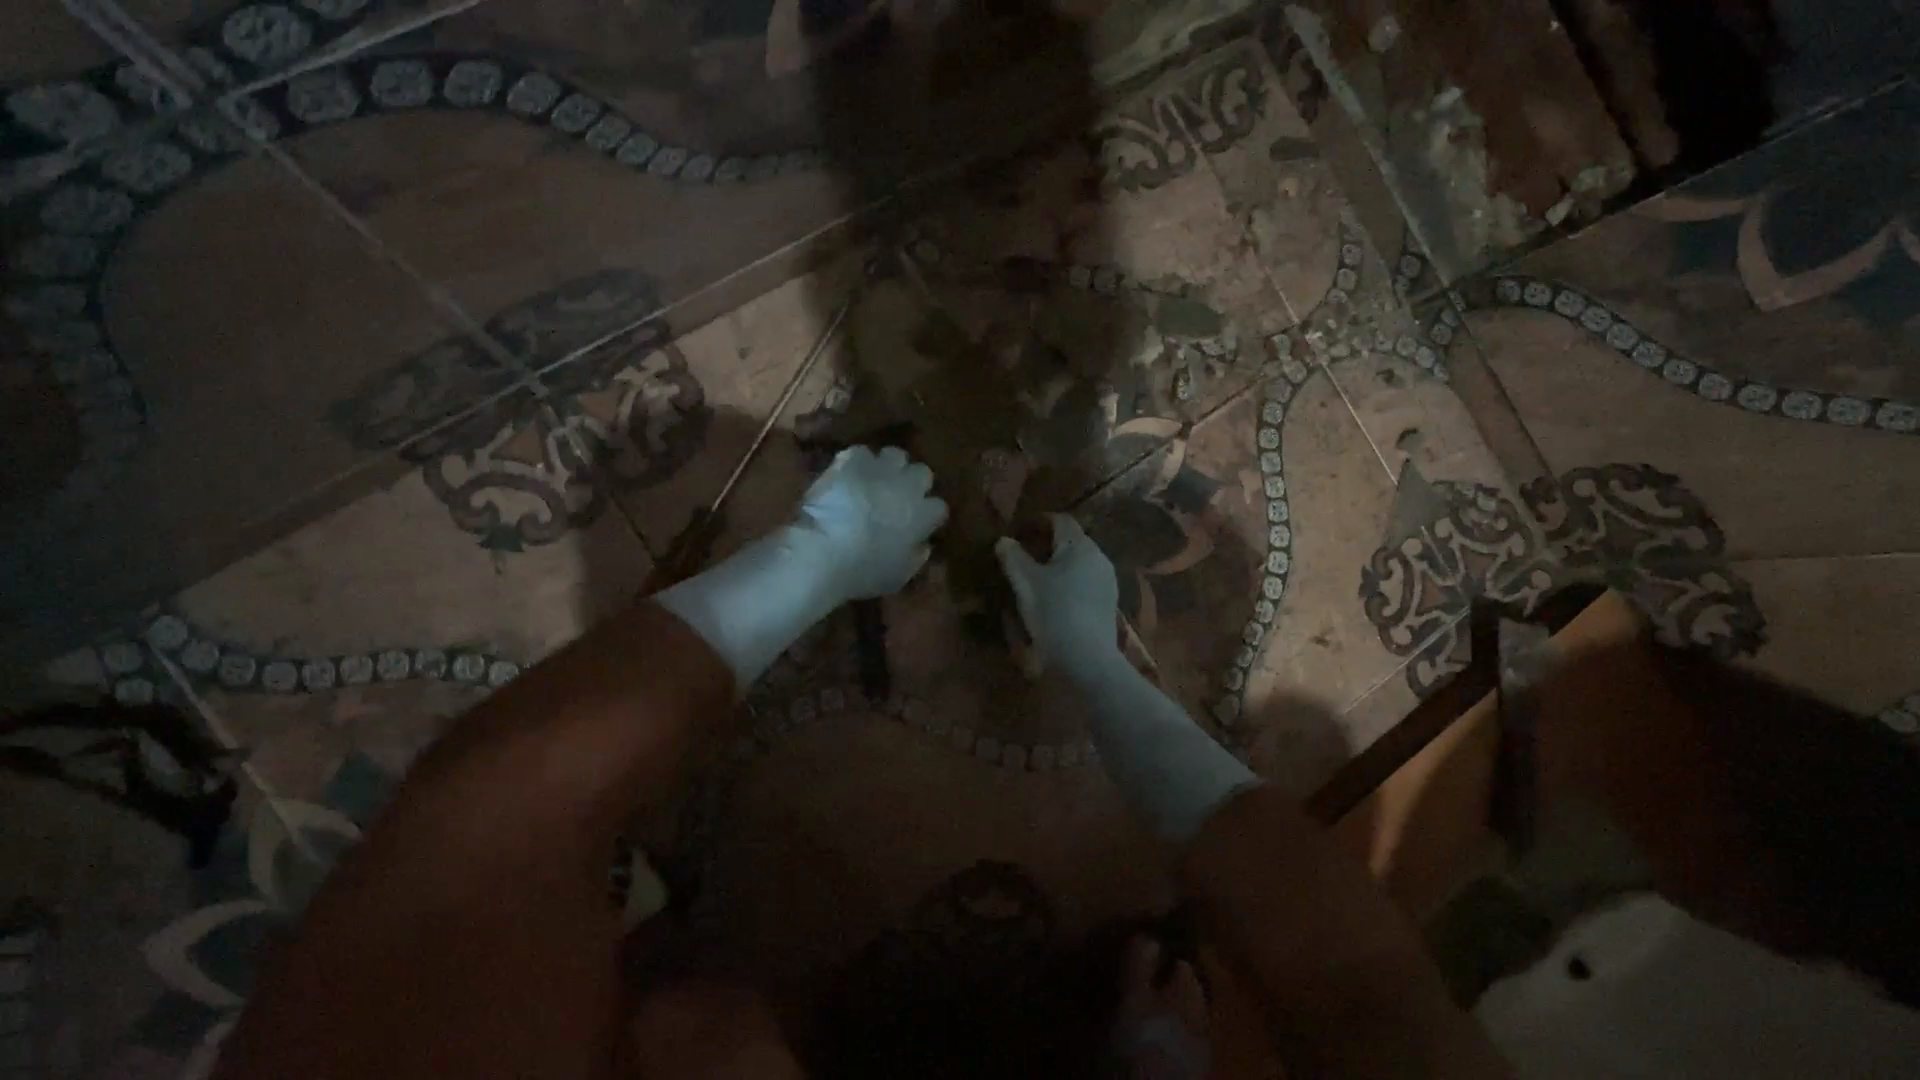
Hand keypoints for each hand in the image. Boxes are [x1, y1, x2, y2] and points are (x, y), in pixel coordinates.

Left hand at [792, 445, 947, 602]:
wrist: (824, 551)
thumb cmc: (864, 571)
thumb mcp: (900, 575)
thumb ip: (917, 556)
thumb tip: (923, 544)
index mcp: (923, 515)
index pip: (939, 507)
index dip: (928, 515)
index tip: (918, 524)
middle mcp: (908, 486)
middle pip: (922, 473)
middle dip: (913, 482)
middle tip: (897, 497)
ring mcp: (880, 469)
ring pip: (895, 455)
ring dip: (888, 467)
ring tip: (873, 480)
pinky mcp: (852, 461)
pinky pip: (860, 453)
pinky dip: (856, 463)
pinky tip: (847, 475)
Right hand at [994, 514, 1120, 675]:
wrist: (1086, 660)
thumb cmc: (1053, 612)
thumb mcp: (1025, 583)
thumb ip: (1013, 557)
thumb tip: (1004, 541)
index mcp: (1080, 546)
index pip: (1061, 520)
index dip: (1039, 522)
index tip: (1019, 532)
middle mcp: (1099, 558)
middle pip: (1071, 543)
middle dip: (1047, 546)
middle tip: (1022, 558)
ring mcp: (1107, 583)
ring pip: (1079, 565)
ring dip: (1058, 568)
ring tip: (1035, 582)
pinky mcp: (1107, 605)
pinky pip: (1085, 585)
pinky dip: (1068, 586)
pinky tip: (1053, 602)